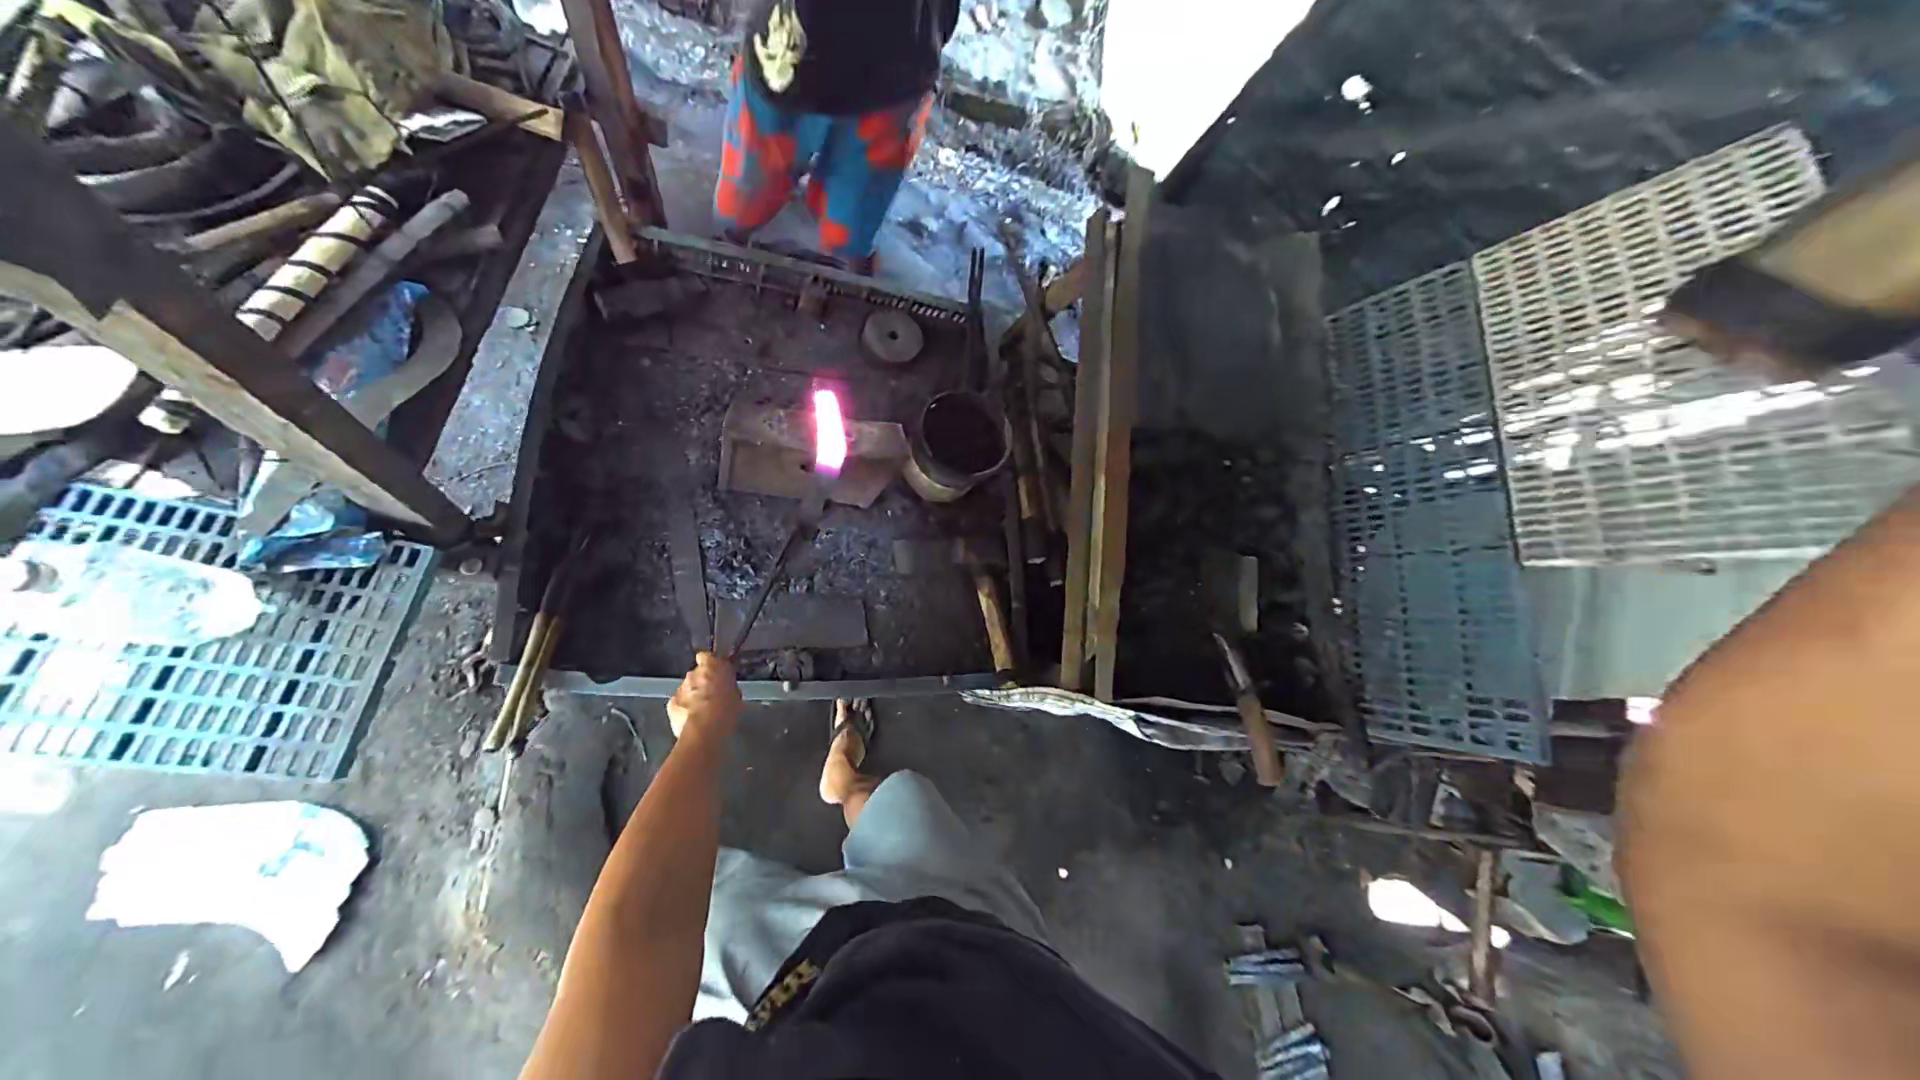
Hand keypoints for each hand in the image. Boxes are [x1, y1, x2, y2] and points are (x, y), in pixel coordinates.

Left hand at [667, 652, 741, 739]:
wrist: (704, 729)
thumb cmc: (726, 709)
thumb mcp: (736, 694)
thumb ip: (727, 685)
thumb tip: (725, 686)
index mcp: (711, 667)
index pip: (706, 656)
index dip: (710, 664)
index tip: (715, 672)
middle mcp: (693, 674)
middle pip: (696, 674)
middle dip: (702, 683)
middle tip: (712, 696)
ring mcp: (680, 688)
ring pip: (687, 689)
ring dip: (693, 696)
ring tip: (703, 712)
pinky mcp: (671, 704)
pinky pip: (679, 703)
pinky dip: (684, 709)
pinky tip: (692, 720)